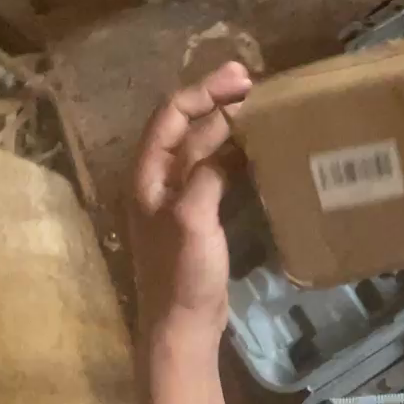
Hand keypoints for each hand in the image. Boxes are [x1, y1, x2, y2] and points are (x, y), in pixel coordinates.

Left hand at [130, 62, 253, 339]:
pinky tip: (254, 153)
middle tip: (253, 84)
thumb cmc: (183, 274)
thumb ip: (205, 172)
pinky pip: (213, 173)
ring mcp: (177, 199)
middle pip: (183, 127)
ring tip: (257, 111)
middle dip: (214, 102)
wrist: (182, 324)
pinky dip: (231, 156)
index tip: (241, 78)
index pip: (171, 117)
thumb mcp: (193, 219)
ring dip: (224, 126)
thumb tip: (228, 134)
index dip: (204, 92)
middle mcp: (157, 180)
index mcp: (147, 175)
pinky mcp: (197, 218)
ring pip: (199, 149)